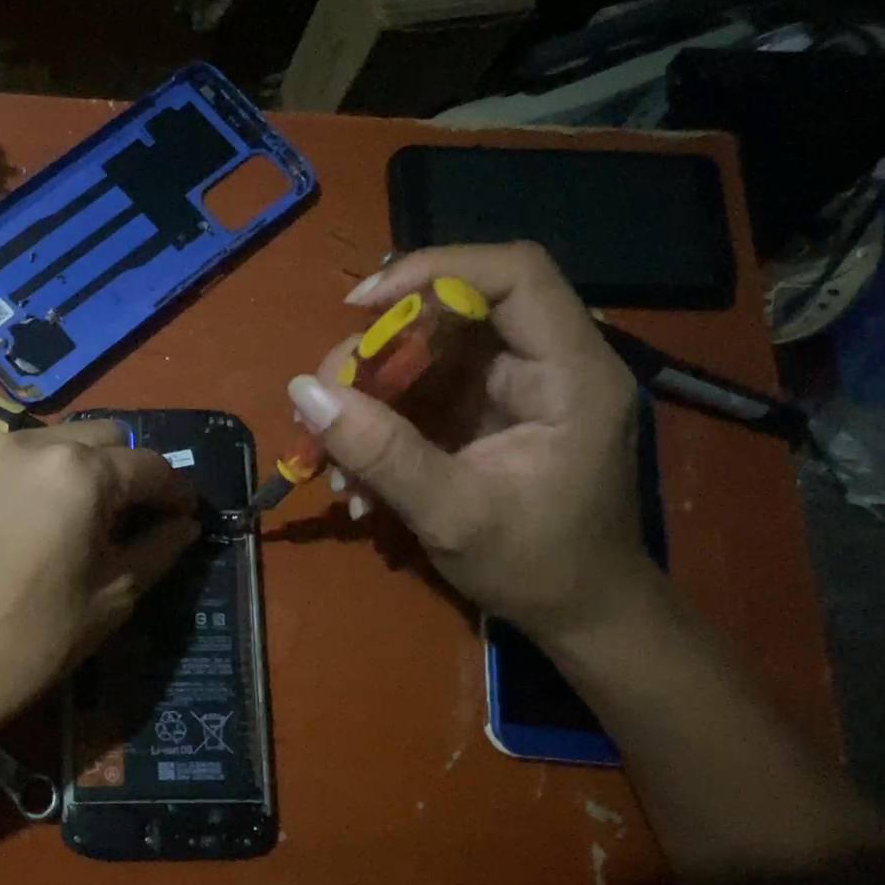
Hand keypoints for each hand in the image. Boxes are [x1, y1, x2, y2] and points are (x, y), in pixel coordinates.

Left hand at [0, 422, 199, 731]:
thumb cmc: (30, 642)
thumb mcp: (111, 600)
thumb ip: (158, 549)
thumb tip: (183, 523)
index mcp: (80, 472)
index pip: (149, 465)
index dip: (174, 492)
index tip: (181, 517)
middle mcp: (29, 444)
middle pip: (100, 437)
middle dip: (124, 470)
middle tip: (125, 517)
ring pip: (46, 443)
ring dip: (71, 469)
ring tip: (67, 518)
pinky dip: (21, 482)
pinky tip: (14, 526)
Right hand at [289, 242, 658, 642]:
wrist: (579, 613)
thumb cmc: (537, 566)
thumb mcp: (454, 515)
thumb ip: (383, 453)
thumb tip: (305, 390)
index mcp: (570, 374)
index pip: (514, 275)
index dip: (435, 270)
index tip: (361, 305)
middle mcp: (546, 363)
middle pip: (454, 310)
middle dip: (379, 346)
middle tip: (327, 392)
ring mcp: (512, 386)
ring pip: (426, 350)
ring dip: (368, 389)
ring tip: (330, 444)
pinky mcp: (483, 409)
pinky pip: (418, 389)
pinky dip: (377, 418)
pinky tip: (352, 466)